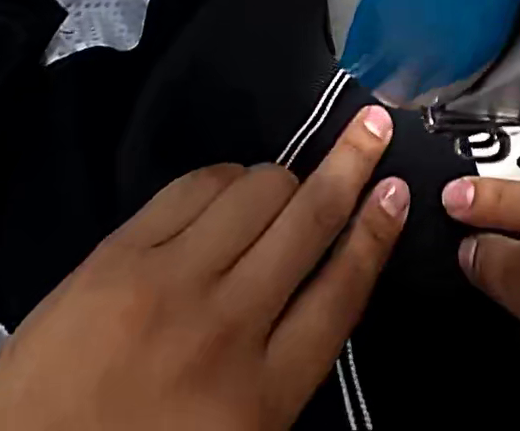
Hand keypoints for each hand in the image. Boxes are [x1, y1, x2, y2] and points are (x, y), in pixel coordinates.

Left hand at [0, 105, 408, 430]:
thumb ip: (289, 363)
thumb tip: (330, 271)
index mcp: (261, 394)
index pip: (340, 290)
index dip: (374, 231)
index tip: (397, 189)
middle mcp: (227, 326)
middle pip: (308, 221)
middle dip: (351, 165)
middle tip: (374, 124)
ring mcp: (171, 280)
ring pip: (258, 190)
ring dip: (283, 178)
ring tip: (283, 190)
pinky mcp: (123, 250)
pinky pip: (197, 185)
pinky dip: (226, 178)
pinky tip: (229, 190)